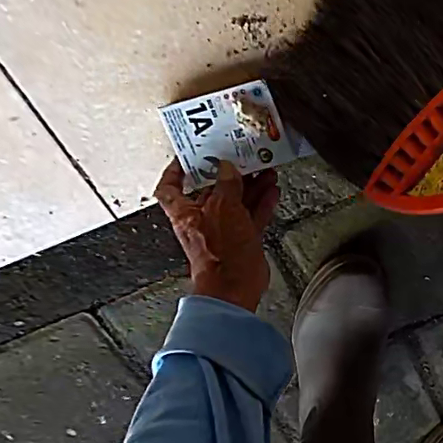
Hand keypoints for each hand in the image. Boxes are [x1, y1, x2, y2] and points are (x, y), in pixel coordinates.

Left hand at [154, 159, 279, 311]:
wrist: (234, 286)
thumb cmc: (219, 254)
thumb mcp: (223, 207)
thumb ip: (227, 184)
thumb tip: (228, 169)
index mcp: (185, 213)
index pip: (170, 188)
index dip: (176, 171)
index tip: (188, 157)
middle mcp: (202, 221)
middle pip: (212, 191)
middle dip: (228, 174)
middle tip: (242, 158)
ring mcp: (223, 231)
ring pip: (236, 202)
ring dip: (250, 186)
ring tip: (263, 171)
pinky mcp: (242, 240)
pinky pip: (252, 216)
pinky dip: (261, 203)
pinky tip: (271, 192)